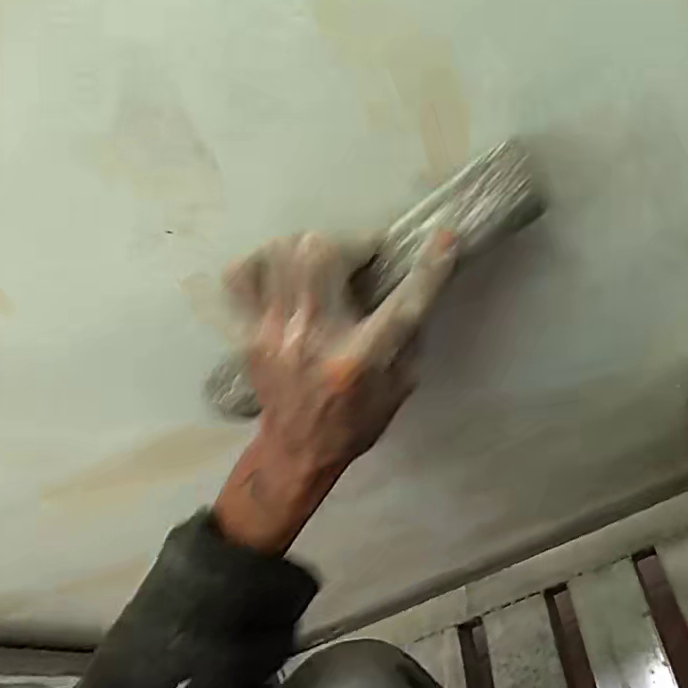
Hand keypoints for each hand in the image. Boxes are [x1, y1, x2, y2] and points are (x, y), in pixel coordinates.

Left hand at [212, 231, 456, 553]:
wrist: (297, 450)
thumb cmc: (358, 420)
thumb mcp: (402, 385)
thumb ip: (409, 335)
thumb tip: (413, 285)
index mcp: (359, 358)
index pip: (401, 302)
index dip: (429, 267)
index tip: (445, 238)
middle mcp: (313, 338)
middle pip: (322, 255)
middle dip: (353, 244)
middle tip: (365, 256)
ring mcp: (273, 331)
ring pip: (281, 253)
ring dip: (313, 248)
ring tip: (328, 263)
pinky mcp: (248, 332)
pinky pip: (242, 275)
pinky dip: (265, 261)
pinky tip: (286, 272)